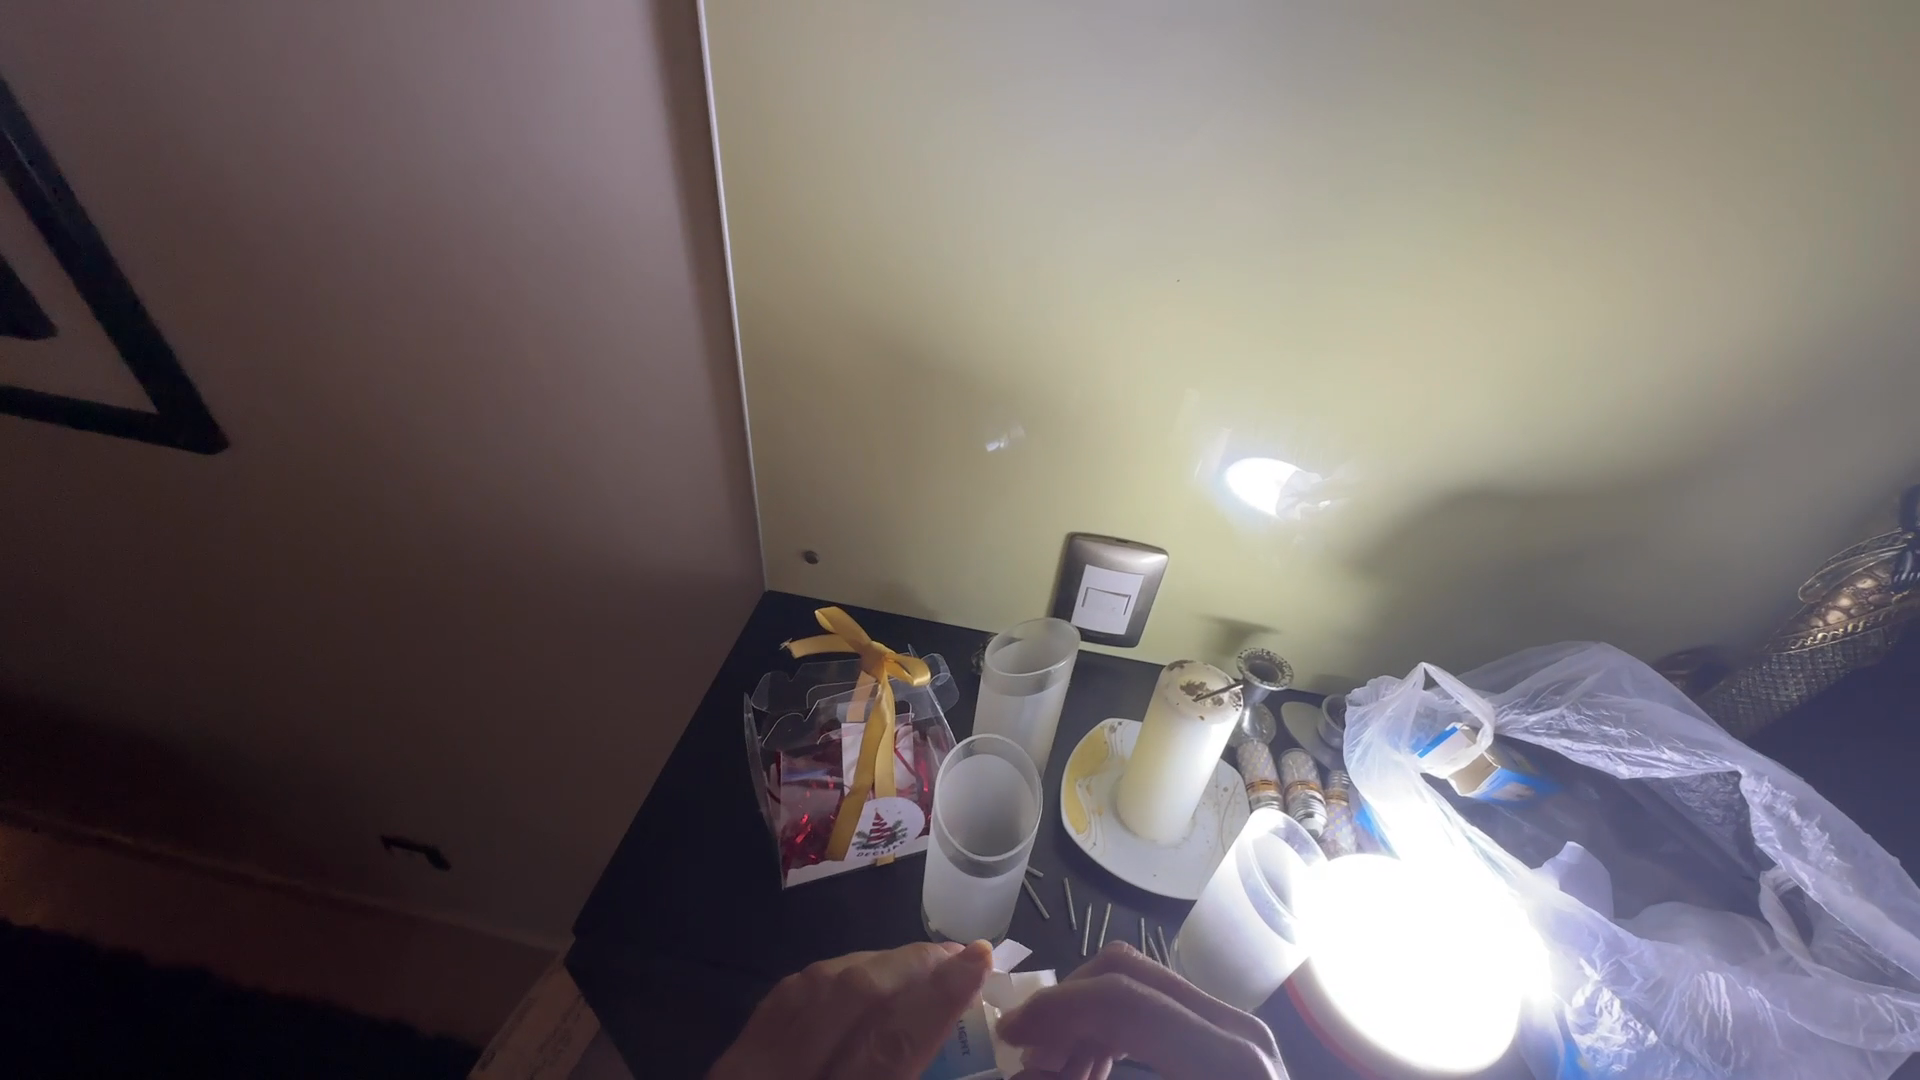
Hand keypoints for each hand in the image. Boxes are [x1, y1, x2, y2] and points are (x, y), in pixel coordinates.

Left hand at [708, 940, 993, 1079]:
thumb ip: (905, 1073)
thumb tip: (942, 1038)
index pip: (890, 1050)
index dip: (938, 999)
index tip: (979, 957)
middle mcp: (785, 1079)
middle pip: (851, 1000)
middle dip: (911, 965)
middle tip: (959, 953)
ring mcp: (748, 1065)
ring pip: (818, 985)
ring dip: (877, 963)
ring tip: (921, 959)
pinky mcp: (731, 1054)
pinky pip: (789, 994)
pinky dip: (834, 976)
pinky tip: (862, 974)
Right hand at [998, 943, 1286, 1079]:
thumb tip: (1026, 1069)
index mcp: (1226, 1060)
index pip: (1122, 999)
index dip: (1056, 1010)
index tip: (1010, 1036)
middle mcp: (1238, 1029)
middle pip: (1126, 975)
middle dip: (1065, 1009)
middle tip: (1029, 1055)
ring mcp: (1239, 1029)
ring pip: (1137, 985)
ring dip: (1084, 1021)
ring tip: (1056, 1071)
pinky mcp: (1231, 1039)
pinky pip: (1156, 1008)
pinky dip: (1113, 1031)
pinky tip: (1090, 1071)